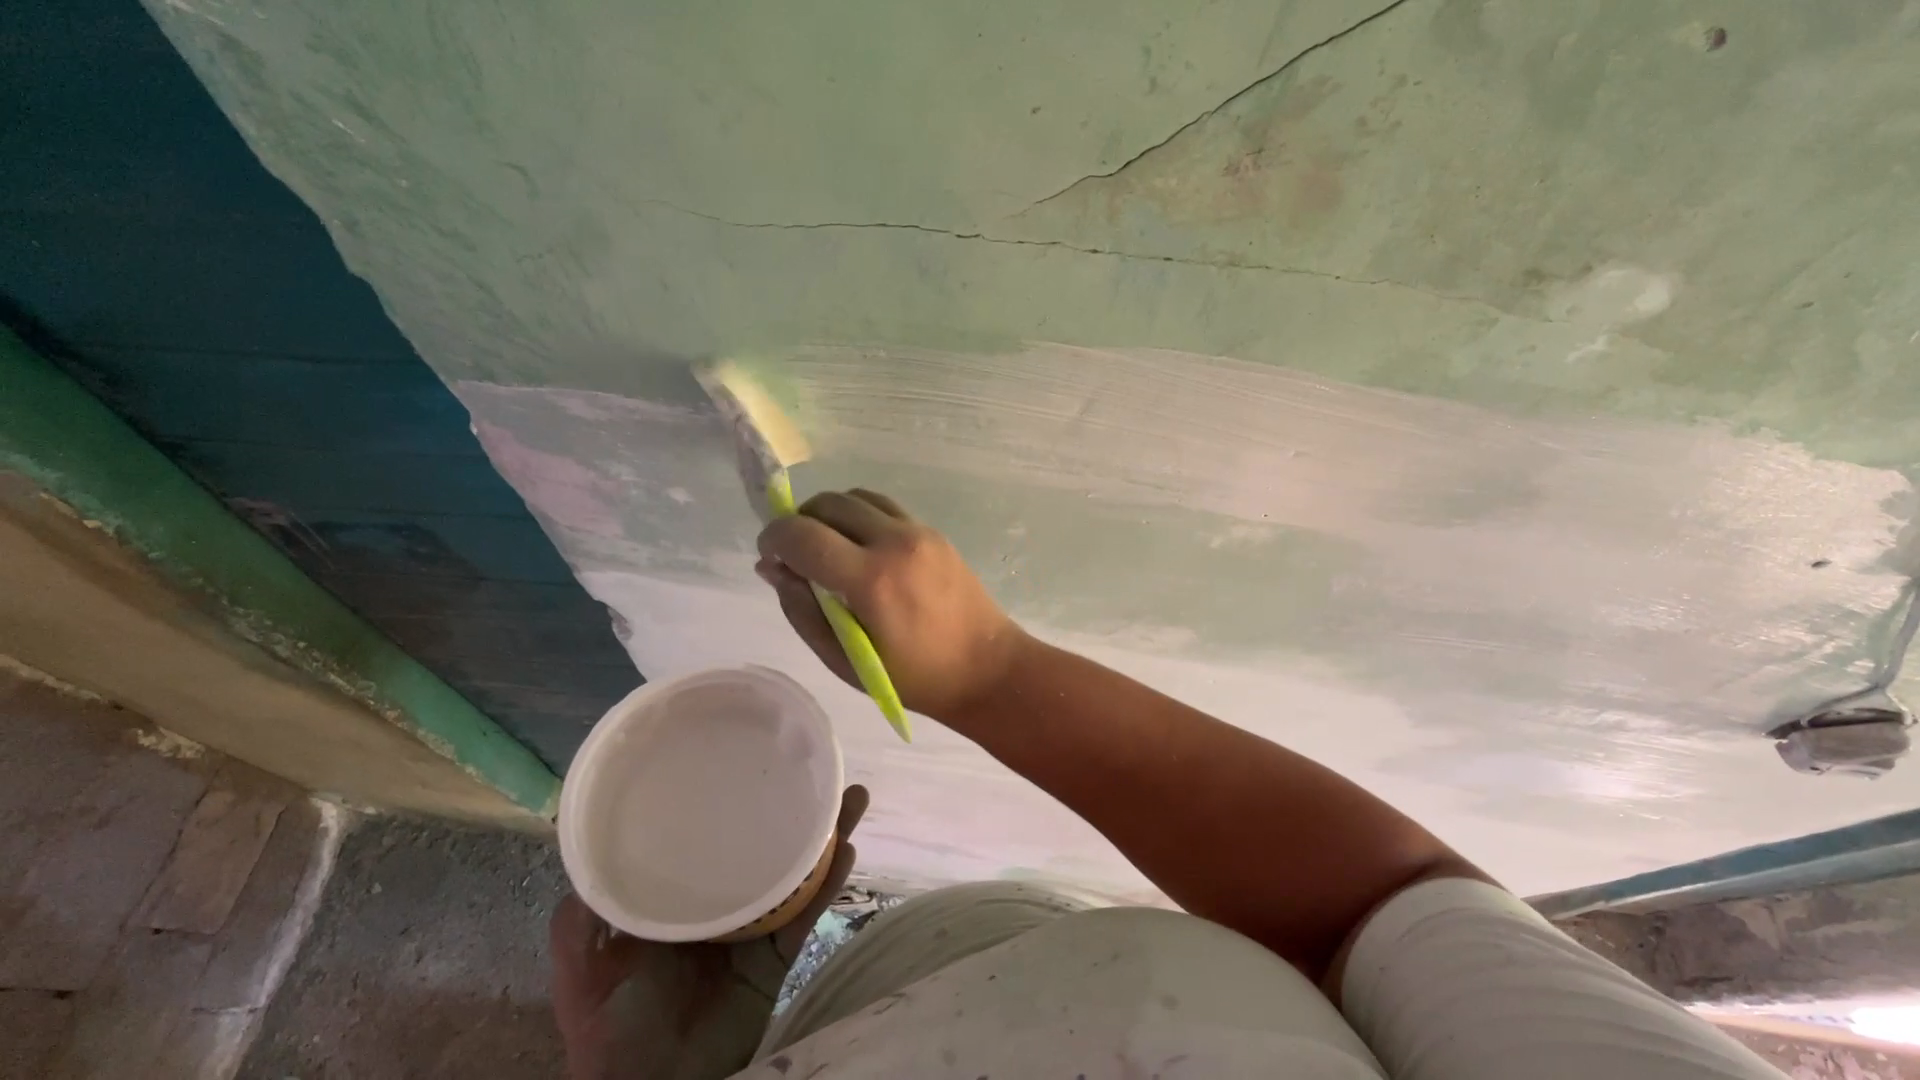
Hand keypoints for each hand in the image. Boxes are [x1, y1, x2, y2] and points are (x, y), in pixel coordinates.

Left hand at [550, 786, 868, 1079]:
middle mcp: (718, 905)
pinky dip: (828, 883)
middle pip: (760, 847)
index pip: (704, 842)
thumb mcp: (581, 969)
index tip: (746, 764)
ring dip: (824, 835)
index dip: (727, 805)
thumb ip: (578, 921)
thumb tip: (589, 851)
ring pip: (793, 871)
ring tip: (852, 798)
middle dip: (791, 810)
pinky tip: (847, 850)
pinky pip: (805, 913)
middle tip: (821, 774)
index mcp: (675, 901)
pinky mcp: (776, 958)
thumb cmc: (612, 1029)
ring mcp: (752, 930)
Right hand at [755, 489, 1028, 719]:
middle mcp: (894, 542)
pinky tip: (860, 549)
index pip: (801, 534)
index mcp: (870, 580)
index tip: (769, 556)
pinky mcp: (933, 532)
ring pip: (855, 496)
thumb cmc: (913, 678)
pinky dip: (859, 516)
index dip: (773, 538)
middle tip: (796, 556)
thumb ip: (802, 610)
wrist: (987, 669)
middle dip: (799, 523)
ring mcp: (918, 532)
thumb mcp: (844, 660)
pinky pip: (882, 506)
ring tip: (828, 550)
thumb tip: (772, 567)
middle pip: (826, 503)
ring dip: (829, 515)